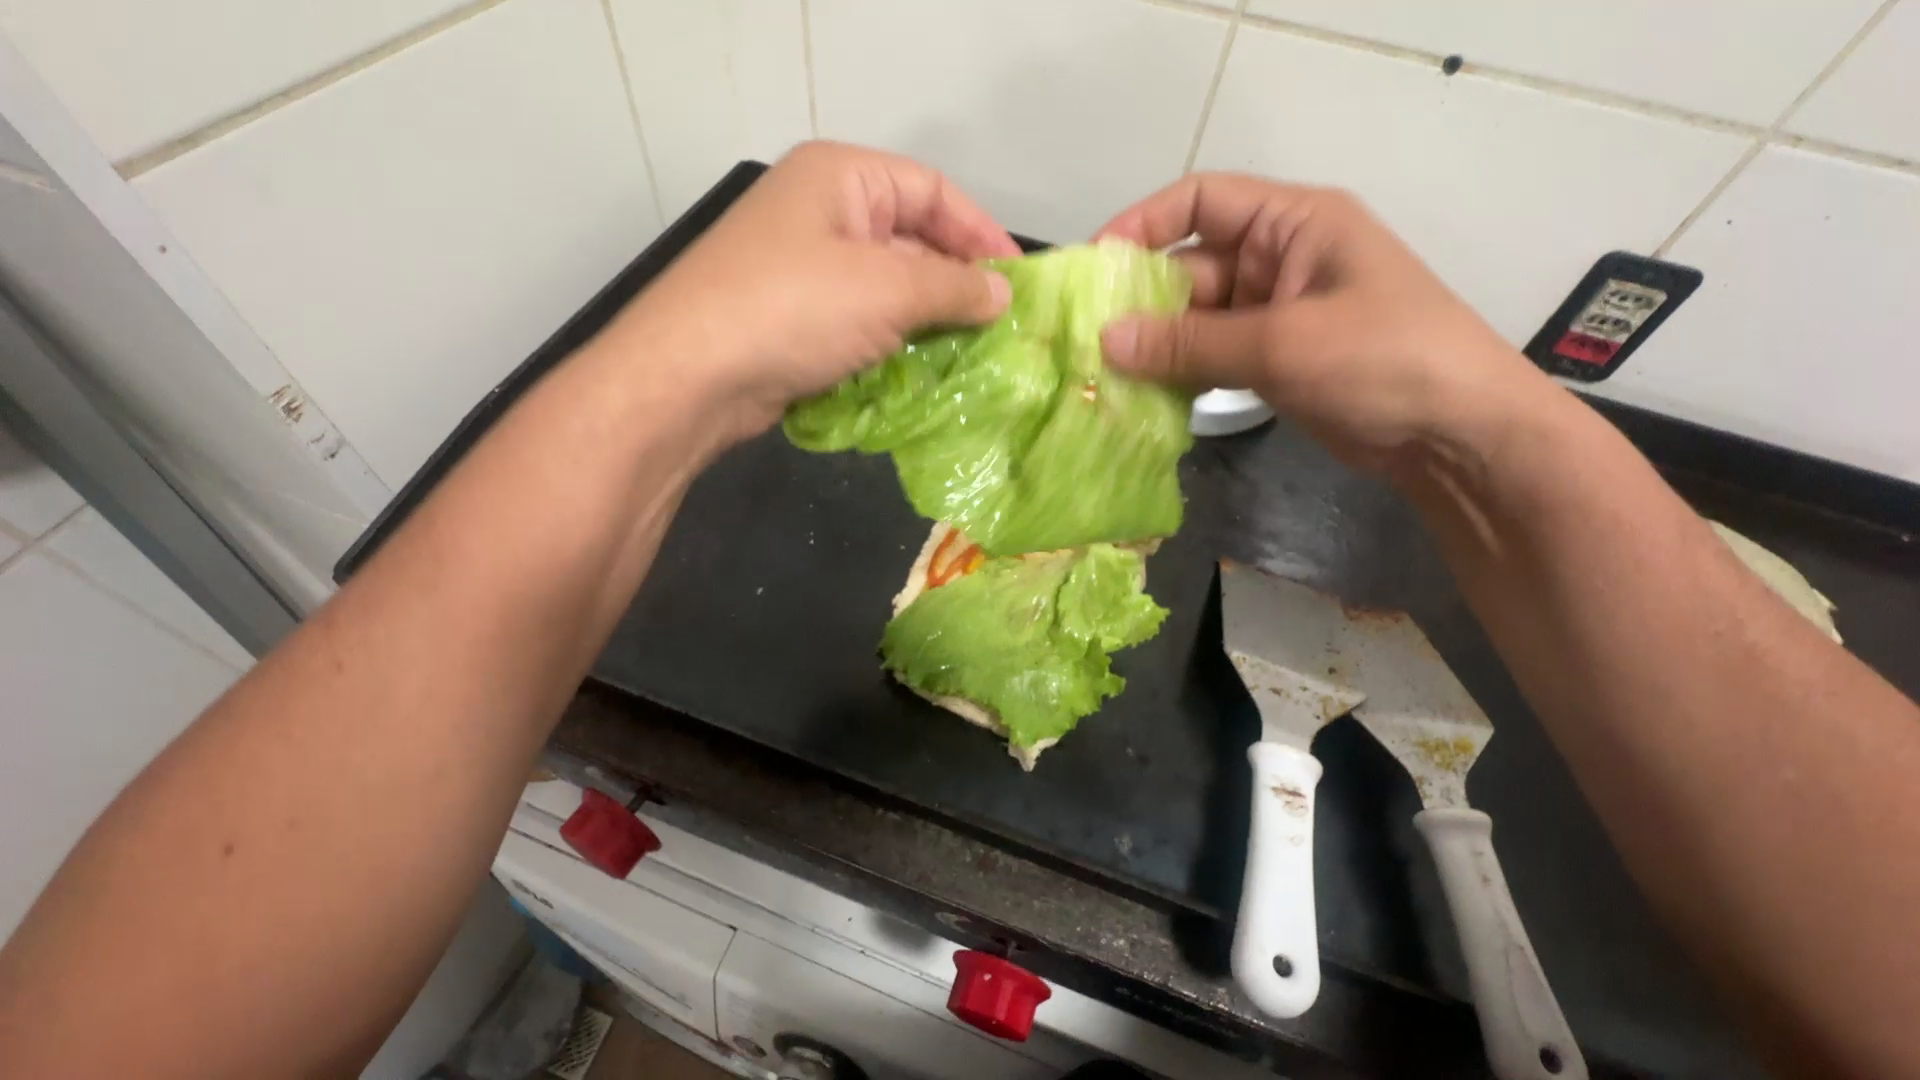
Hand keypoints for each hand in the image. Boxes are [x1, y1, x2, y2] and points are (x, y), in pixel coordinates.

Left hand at [604, 141, 1018, 440]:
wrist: (689, 377)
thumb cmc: (792, 309)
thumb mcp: (888, 290)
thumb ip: (954, 288)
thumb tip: (1002, 296)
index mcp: (841, 178)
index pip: (933, 191)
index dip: (982, 233)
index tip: (1020, 283)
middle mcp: (821, 214)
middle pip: (911, 239)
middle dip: (957, 283)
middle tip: (1003, 328)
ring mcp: (803, 270)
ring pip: (887, 288)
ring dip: (929, 320)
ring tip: (974, 356)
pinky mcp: (794, 321)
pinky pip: (861, 325)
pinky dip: (894, 345)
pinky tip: (925, 374)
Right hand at [1095, 174, 1552, 473]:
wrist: (1458, 433)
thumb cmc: (1382, 360)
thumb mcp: (1281, 343)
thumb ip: (1189, 343)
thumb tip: (1104, 341)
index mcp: (1292, 223)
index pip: (1200, 200)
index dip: (1142, 223)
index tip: (1093, 265)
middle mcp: (1279, 259)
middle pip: (1191, 265)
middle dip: (1141, 300)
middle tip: (1085, 339)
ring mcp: (1277, 313)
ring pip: (1197, 318)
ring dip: (1155, 344)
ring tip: (1101, 374)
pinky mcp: (1276, 360)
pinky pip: (1212, 356)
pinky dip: (1180, 372)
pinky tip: (1141, 396)